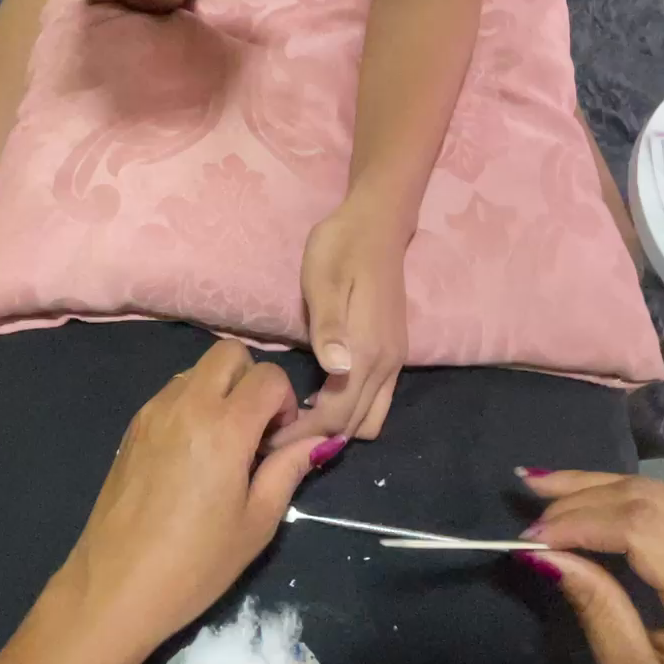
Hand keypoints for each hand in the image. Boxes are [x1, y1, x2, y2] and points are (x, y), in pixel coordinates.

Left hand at [57, 341, 328, 651]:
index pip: (268, 375)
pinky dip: (192, 404)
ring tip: (222, 443)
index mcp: (225, 426)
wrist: (115, 586)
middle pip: (229, 353)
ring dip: (220, 390)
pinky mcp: (133, 426)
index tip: (278, 440)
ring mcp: (153, 411)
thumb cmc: (196, 563)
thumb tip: (319, 440)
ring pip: (197, 369)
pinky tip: (192, 453)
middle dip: (251, 380)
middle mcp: (187, 404)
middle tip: (254, 430)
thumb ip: (288, 470)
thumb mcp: (256, 522)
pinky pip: (172, 392)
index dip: (284, 402)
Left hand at [274, 199, 408, 447]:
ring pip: (372, 419)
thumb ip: (329, 327)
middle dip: (317, 439)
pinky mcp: (394, 354)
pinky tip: (322, 402)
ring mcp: (395, 360)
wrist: (376, 223)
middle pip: (355, 425)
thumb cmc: (340, 248)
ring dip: (339, 429)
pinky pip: (377, 402)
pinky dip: (352, 413)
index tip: (268, 441)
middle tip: (274, 439)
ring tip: (296, 423)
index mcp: (367, 350)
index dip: (304, 435)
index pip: (337, 414)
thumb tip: (336, 372)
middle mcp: (387, 364)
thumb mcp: (323, 280)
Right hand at [518, 471, 663, 663]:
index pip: (642, 528)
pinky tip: (586, 502)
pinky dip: (623, 506)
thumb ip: (594, 605)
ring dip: (600, 490)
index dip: (578, 521)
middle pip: (653, 502)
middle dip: (583, 493)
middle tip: (526, 498)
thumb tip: (542, 552)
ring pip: (663, 501)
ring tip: (543, 487)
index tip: (527, 539)